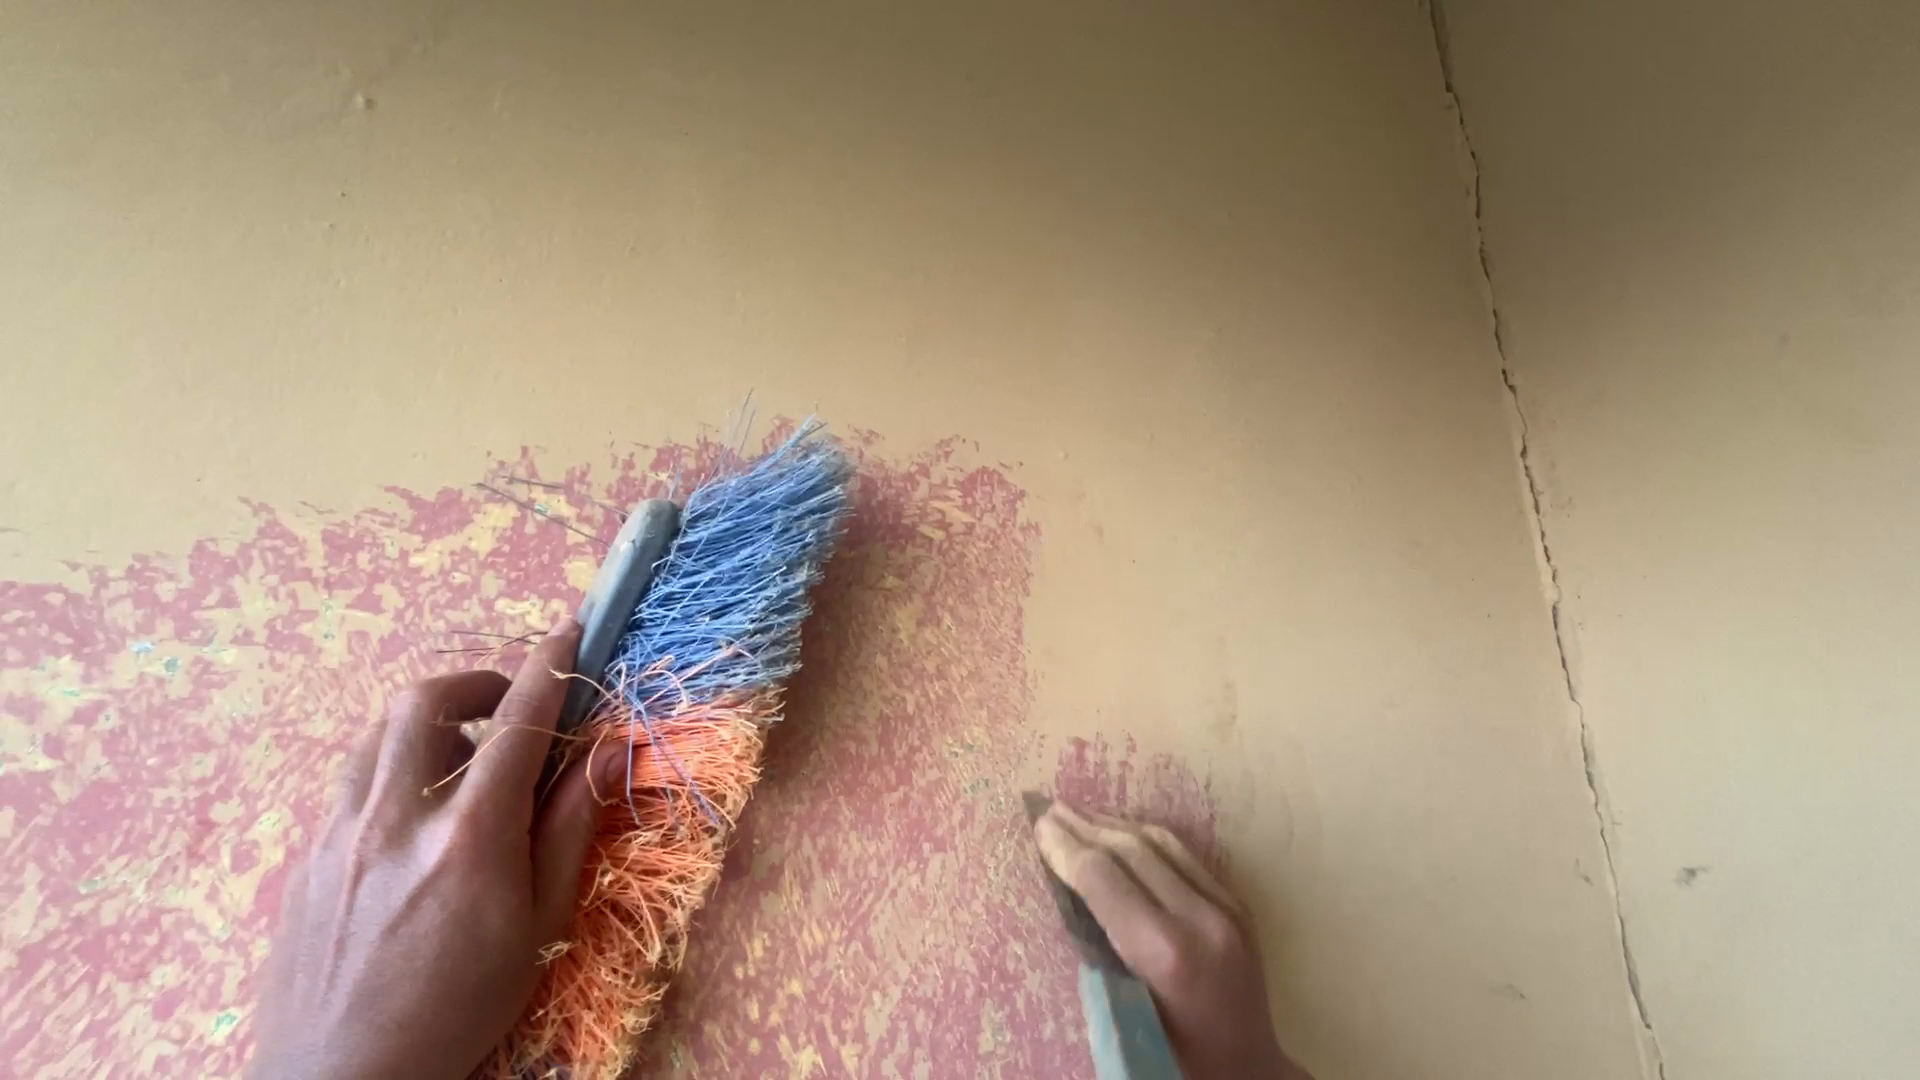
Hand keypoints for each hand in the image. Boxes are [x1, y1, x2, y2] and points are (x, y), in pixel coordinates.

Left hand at [251, 618, 620, 1079]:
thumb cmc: (465, 1000)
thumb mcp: (542, 918)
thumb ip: (572, 822)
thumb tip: (609, 749)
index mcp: (468, 834)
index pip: (517, 722)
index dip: (548, 667)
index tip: (567, 631)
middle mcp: (395, 817)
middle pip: (423, 701)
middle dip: (474, 682)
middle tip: (506, 706)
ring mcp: (336, 835)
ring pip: (376, 733)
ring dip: (429, 723)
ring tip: (459, 764)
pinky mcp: (303, 858)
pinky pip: (350, 780)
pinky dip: (393, 767)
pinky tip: (414, 817)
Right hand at [1032, 801, 1309, 1079]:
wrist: (1250, 1075)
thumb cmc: (1173, 1058)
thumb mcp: (1121, 1012)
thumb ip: (1096, 948)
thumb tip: (1063, 887)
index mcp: (1168, 954)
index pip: (1105, 879)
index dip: (1067, 848)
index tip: (1039, 825)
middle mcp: (1201, 920)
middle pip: (1131, 851)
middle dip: (1084, 826)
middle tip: (1050, 809)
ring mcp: (1226, 907)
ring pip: (1160, 842)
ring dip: (1112, 822)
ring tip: (1076, 812)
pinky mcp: (1236, 904)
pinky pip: (1182, 854)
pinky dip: (1143, 835)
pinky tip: (1119, 830)